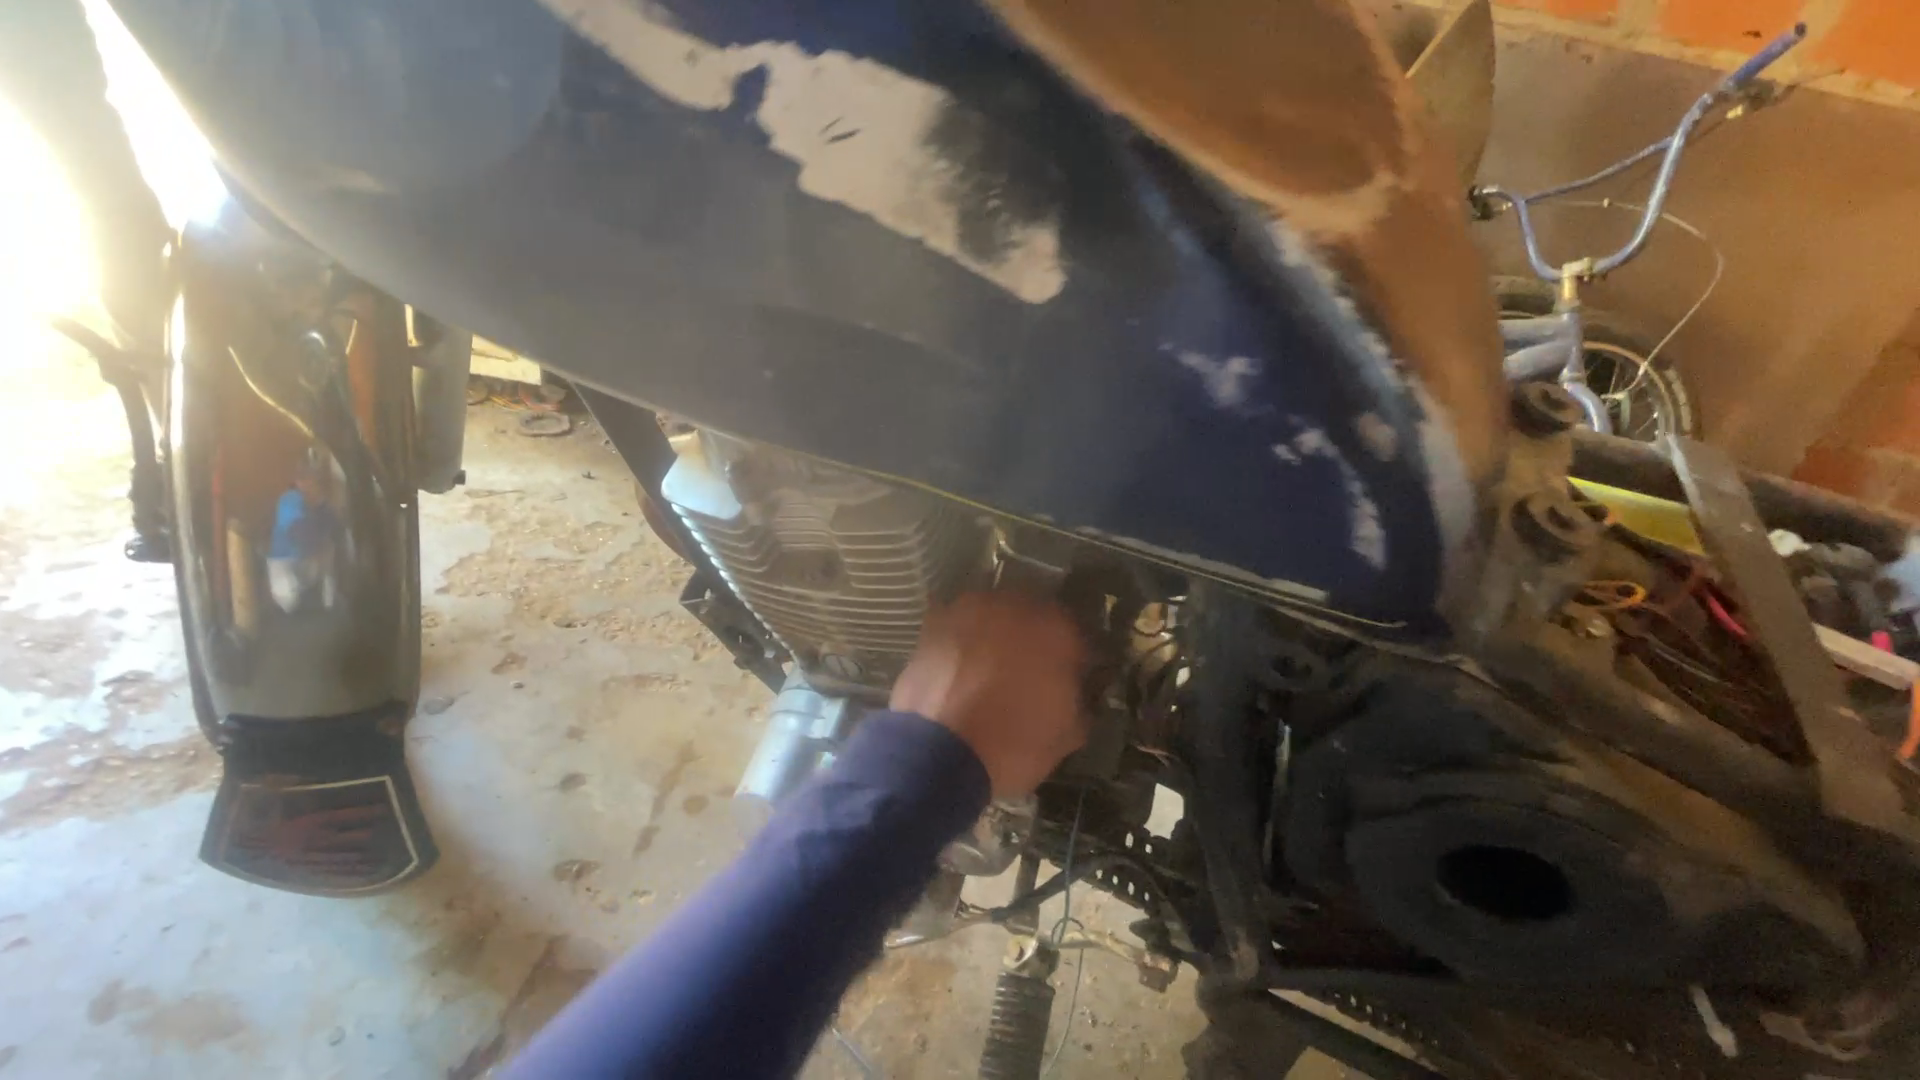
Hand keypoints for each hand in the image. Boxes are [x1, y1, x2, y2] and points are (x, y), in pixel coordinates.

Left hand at [891, 592, 1088, 796]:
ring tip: (987, 671)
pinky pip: (957, 628)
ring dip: (993, 636)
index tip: (1070, 679)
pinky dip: (961, 644)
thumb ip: (1079, 702)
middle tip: (1027, 673)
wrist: (936, 754)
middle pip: (1031, 617)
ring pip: (991, 617)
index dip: (1074, 658)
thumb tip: (1074, 693)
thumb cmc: (1013, 745)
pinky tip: (958, 670)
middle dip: (1032, 640)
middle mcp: (1013, 606)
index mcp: (1056, 629)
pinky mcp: (932, 623)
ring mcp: (969, 610)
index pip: (1076, 634)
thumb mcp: (1066, 736)